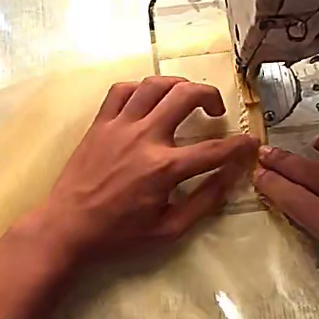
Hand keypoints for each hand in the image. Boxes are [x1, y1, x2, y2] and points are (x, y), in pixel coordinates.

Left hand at [18, 75, 258, 265]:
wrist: (67, 227)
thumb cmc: (119, 234)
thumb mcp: (169, 229)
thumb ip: (205, 201)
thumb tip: (232, 177)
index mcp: (165, 168)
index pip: (216, 150)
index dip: (241, 145)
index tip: (251, 142)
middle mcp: (145, 138)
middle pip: (186, 96)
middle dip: (211, 96)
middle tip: (215, 112)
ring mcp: (120, 126)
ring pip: (155, 85)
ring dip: (179, 85)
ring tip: (186, 97)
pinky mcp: (100, 123)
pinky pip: (122, 90)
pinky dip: (141, 88)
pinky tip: (148, 99)